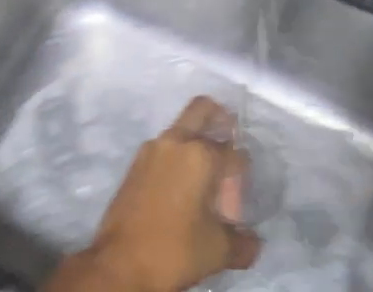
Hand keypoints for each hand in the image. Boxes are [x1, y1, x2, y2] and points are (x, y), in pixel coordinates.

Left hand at [48, 96, 260, 291]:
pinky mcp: (135, 164)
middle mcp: (176, 142)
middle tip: (230, 140)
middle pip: (202, 109)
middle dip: (221, 119)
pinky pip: (165, 150)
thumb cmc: (175, 249)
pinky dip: (177, 159)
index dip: (241, 180)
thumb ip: (244, 242)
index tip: (236, 205)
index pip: (236, 155)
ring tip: (204, 180)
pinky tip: (181, 190)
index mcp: (201, 155)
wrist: (120, 263)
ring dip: (196, 144)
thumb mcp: (218, 251)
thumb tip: (252, 242)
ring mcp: (151, 150)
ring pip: (181, 130)